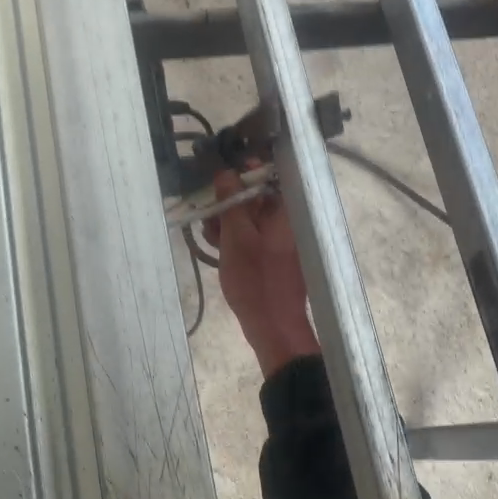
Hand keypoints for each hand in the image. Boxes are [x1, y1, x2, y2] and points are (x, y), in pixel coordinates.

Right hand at [202, 167, 323, 376]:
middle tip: (210, 216)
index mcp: (286, 211)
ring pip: (250, 217)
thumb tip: (226, 172)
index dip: (241, 175)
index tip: (218, 183)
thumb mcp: (237, 236)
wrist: (273, 326)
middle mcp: (287, 220)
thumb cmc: (255, 279)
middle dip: (228, 202)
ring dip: (227, 221)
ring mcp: (280, 239)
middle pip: (256, 196)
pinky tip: (218, 248)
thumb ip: (231, 202)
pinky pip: (252, 235)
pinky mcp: (272, 255)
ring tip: (210, 236)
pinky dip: (235, 237)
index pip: (267, 176)